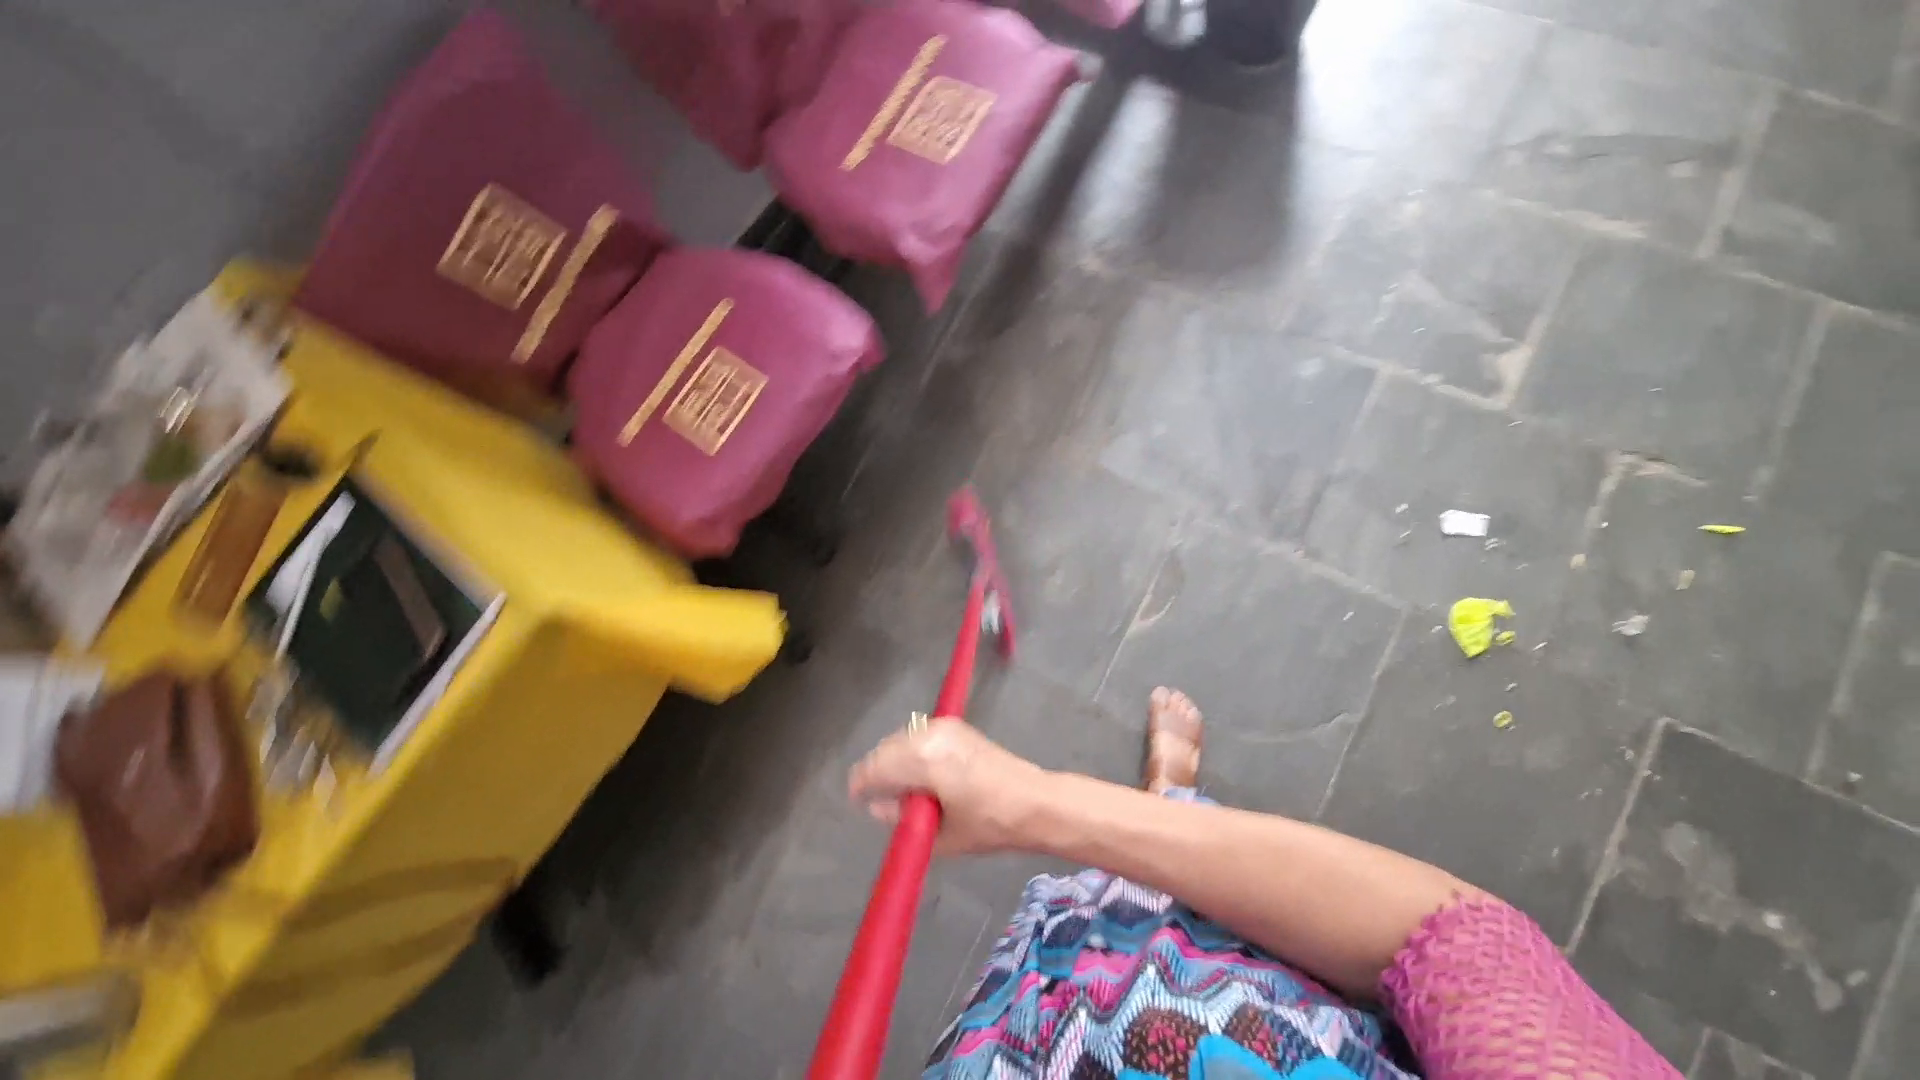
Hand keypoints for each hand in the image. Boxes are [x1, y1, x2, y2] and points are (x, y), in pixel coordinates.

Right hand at [847, 720, 1048, 855]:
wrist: (1035, 801)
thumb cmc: (990, 824)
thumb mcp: (940, 835)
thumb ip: (903, 820)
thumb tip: (878, 807)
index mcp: (923, 760)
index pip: (876, 767)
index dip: (861, 785)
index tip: (857, 800)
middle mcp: (930, 735)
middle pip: (886, 749)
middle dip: (877, 772)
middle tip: (879, 800)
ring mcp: (945, 728)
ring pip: (901, 740)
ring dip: (893, 760)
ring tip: (899, 789)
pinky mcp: (958, 727)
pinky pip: (919, 735)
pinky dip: (911, 751)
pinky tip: (919, 774)